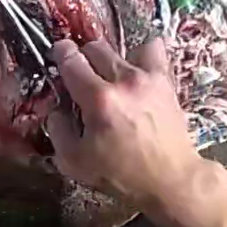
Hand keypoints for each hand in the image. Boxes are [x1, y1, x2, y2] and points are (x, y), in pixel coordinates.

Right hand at [46, 37, 221, 213]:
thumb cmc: (122, 176)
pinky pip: (152, 51)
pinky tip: (136, 72)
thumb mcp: (75, 162)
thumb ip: (58, 130)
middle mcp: (124, 81)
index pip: (71, 59)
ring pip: (121, 48)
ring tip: (110, 79)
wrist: (169, 179)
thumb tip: (56, 109)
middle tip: (81, 76)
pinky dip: (140, 56)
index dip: (60, 53)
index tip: (57, 57)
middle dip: (83, 57)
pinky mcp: (166, 82)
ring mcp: (148, 78)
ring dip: (109, 60)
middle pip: (95, 47)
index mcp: (98, 99)